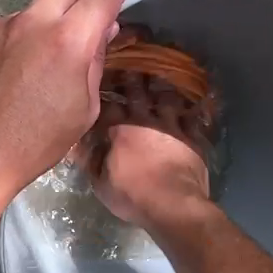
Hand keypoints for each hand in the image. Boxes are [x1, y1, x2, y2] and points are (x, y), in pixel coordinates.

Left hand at [0, 0, 143, 204]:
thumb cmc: (35, 144)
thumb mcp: (82, 111)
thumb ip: (93, 63)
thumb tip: (100, 32)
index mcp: (67, 41)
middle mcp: (29, 23)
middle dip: (77, 1)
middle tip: (75, 32)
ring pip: (27, 13)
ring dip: (37, 30)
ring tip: (27, 73)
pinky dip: (6, 48)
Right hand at [81, 72, 212, 229]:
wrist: (173, 204)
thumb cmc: (132, 194)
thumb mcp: (100, 182)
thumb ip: (89, 160)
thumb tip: (76, 143)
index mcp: (120, 129)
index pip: (109, 104)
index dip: (105, 91)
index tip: (102, 81)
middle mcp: (145, 120)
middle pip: (138, 94)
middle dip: (133, 80)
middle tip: (131, 68)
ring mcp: (172, 127)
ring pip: (167, 100)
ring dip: (162, 88)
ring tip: (161, 77)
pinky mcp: (192, 138)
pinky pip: (193, 118)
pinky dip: (193, 108)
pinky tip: (197, 100)